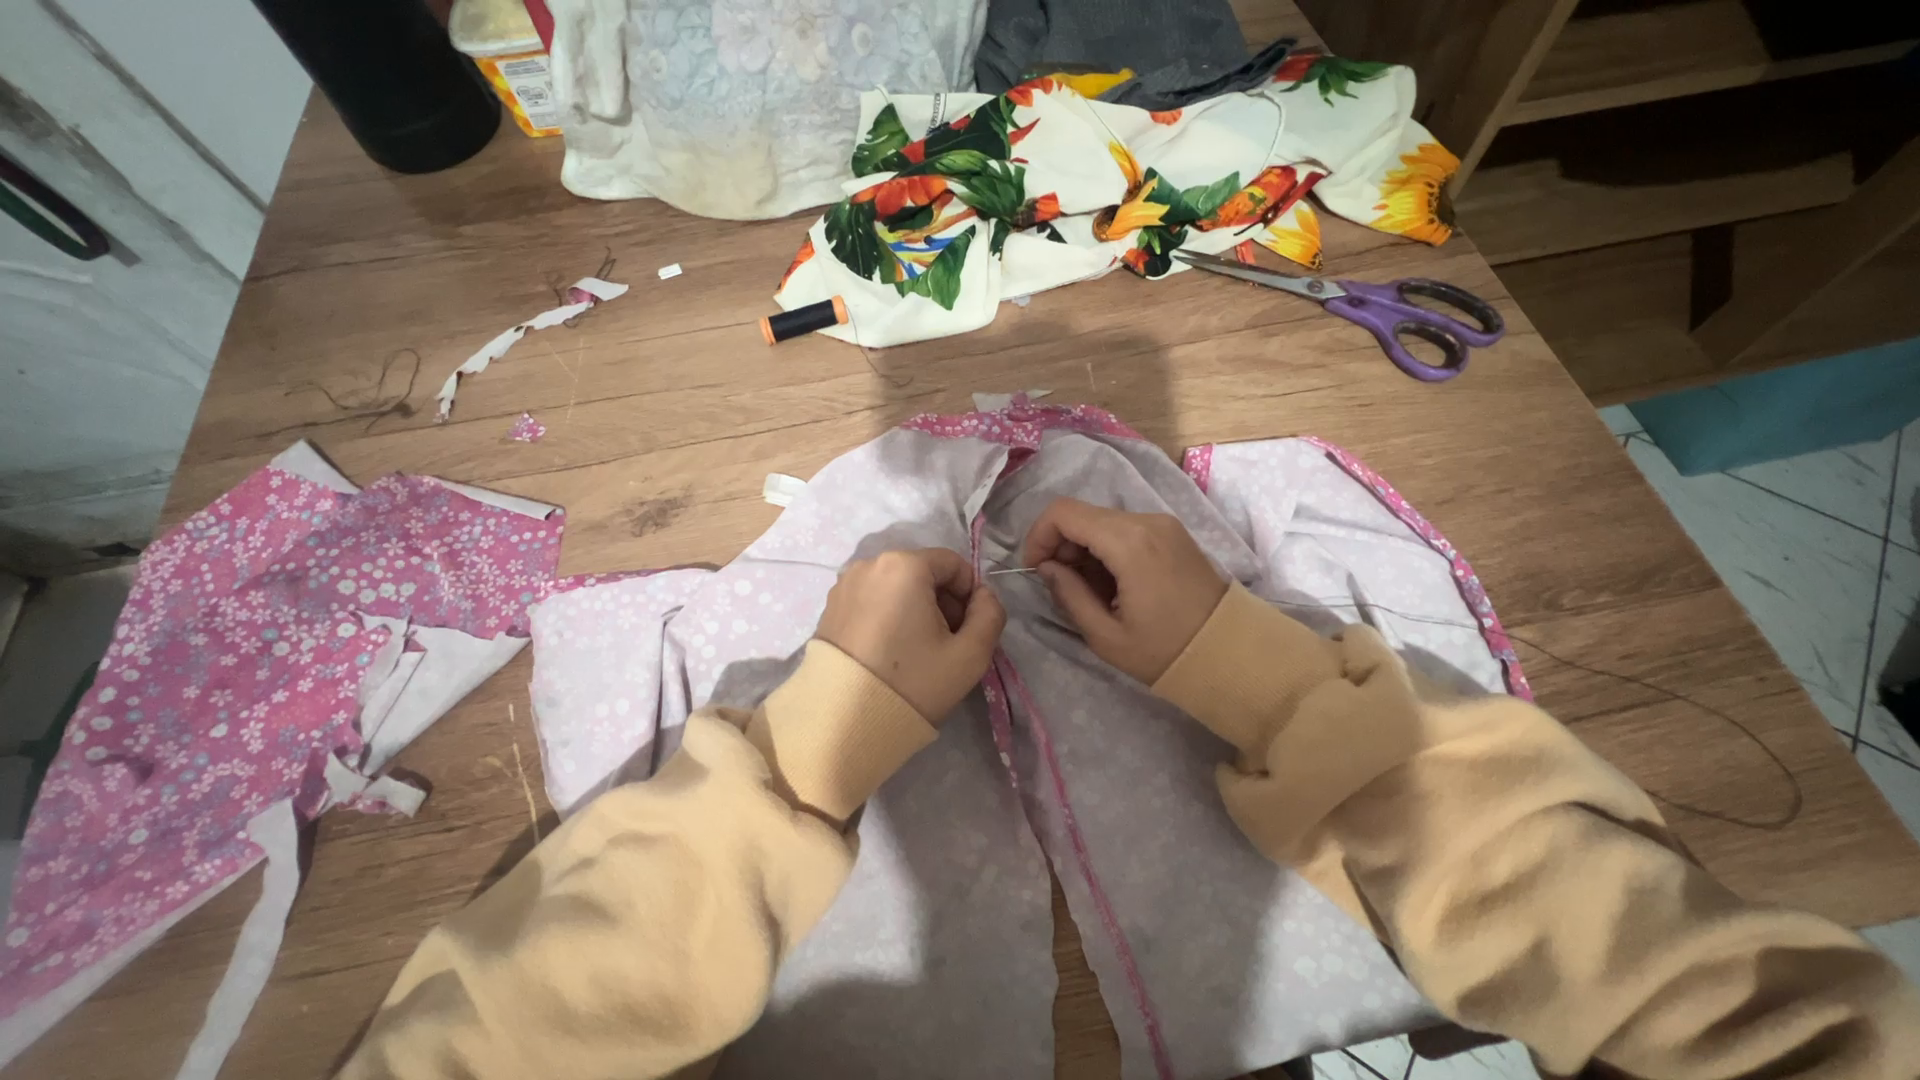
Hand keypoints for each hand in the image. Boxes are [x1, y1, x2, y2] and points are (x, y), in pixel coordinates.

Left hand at [815, 548, 1006, 722]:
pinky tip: (889, 652)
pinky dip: (889, 616)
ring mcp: (845, 584)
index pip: (954, 564)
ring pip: (897, 587)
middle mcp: (870, 563)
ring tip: (916, 652)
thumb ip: (990, 615)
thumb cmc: (912, 682)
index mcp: (904, 564)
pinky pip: (872, 600)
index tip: (967, 631)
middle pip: (924, 573)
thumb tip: (983, 597)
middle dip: (942, 603)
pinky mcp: (830, 607)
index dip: (969, 595)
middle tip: (945, 644)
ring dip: (916, 610)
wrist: (843, 721)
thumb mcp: (970, 655)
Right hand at [1021, 498, 1227, 682]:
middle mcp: (1146, 521)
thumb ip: (1068, 594)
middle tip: (1060, 585)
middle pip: (1082, 514)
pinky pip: (1125, 529)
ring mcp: (1162, 524)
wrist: (1230, 653)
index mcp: (1129, 542)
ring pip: (1102, 521)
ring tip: (1088, 591)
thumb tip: (1047, 568)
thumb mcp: (1106, 635)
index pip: (1063, 513)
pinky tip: (1111, 584)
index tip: (1035, 571)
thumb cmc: (1164, 650)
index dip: (1038, 536)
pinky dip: (1106, 549)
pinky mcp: (1172, 533)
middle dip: (1060, 545)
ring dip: (1083, 549)